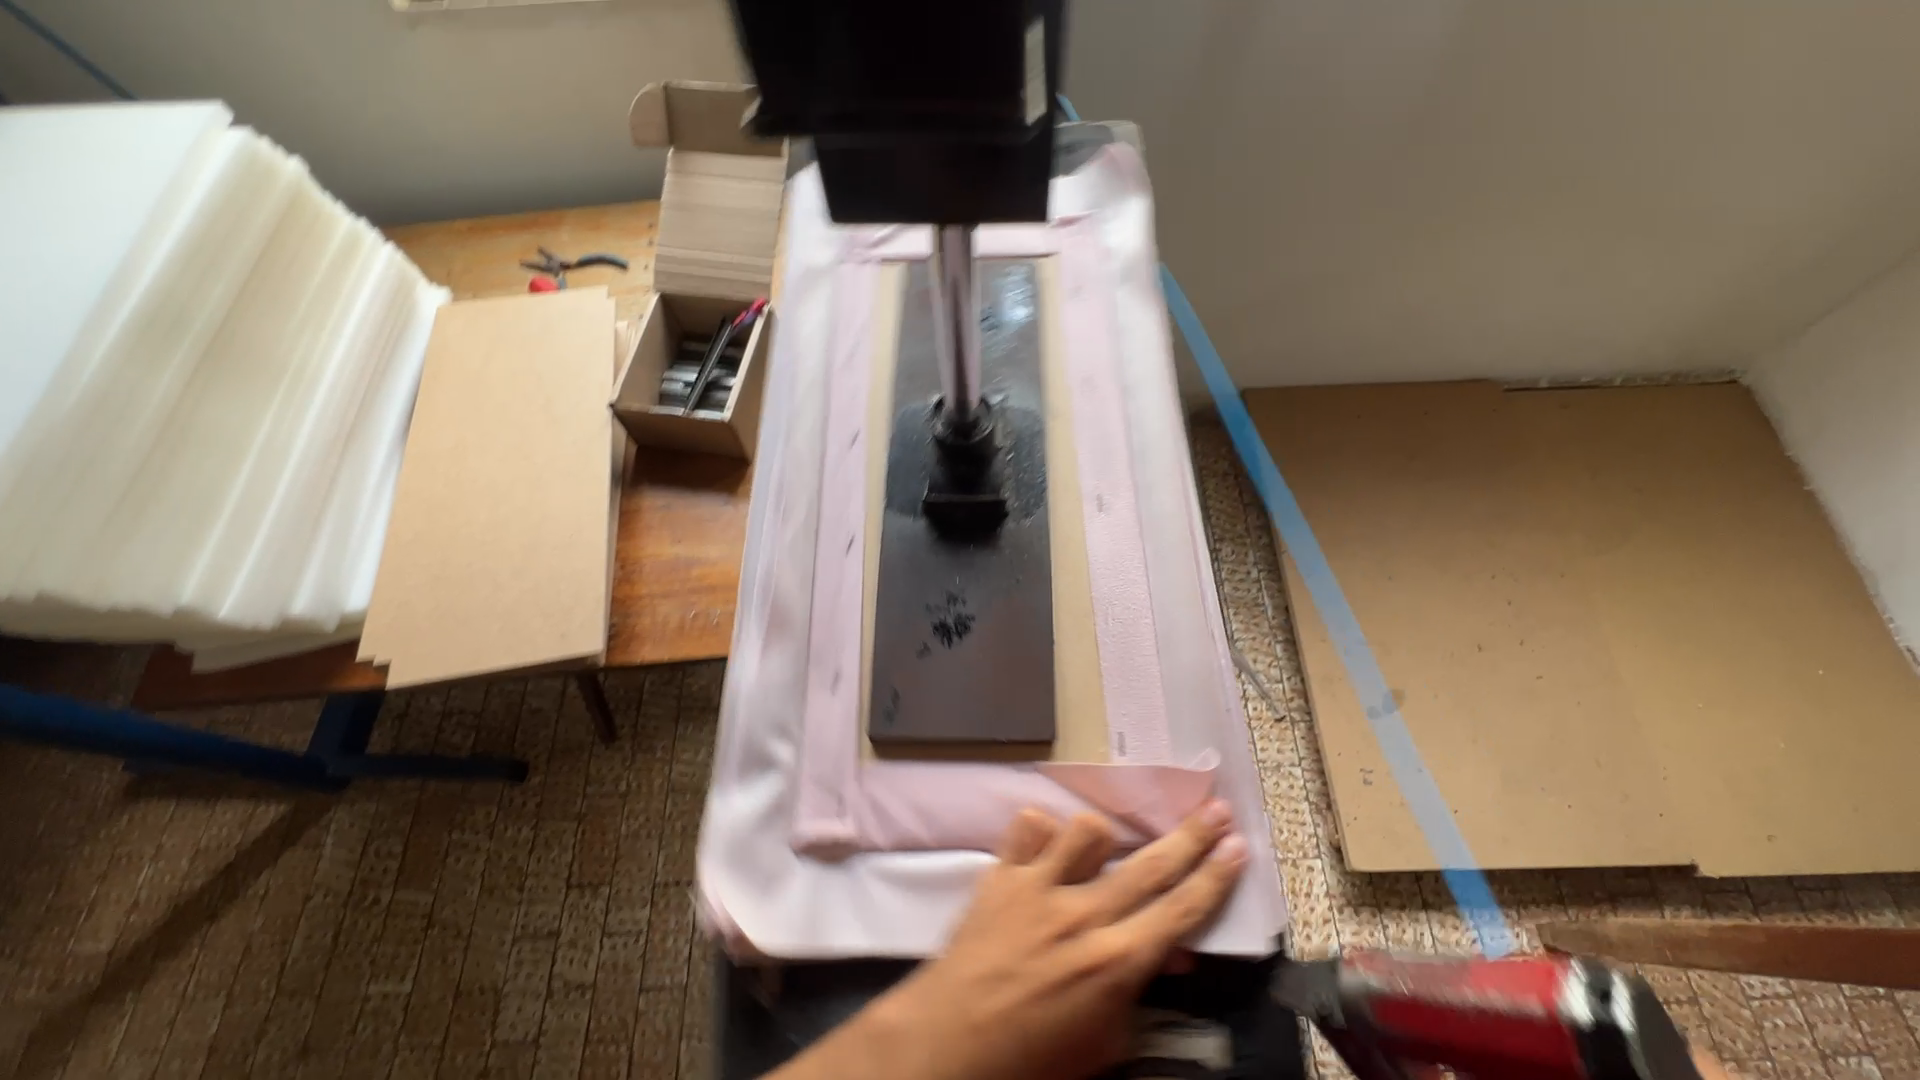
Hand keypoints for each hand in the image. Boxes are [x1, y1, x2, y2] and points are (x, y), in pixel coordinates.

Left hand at [789, 801, 1247, 1079]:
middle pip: (1149, 865)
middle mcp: (1082, 915)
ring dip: (1101, 839)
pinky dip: (1039, 832)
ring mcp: (1038, 888)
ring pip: (1086, 832)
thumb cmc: (1034, 1055)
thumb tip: (1169, 955)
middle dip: (1190, 836)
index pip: (1179, 910)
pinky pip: (1026, 828)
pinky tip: (1044, 845)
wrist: (951, 1041)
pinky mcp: (1001, 875)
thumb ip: (1139, 994)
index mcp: (1115, 962)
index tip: (1238, 848)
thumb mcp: (1104, 1042)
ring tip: (1103, 850)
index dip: (1215, 878)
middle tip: (1216, 810)